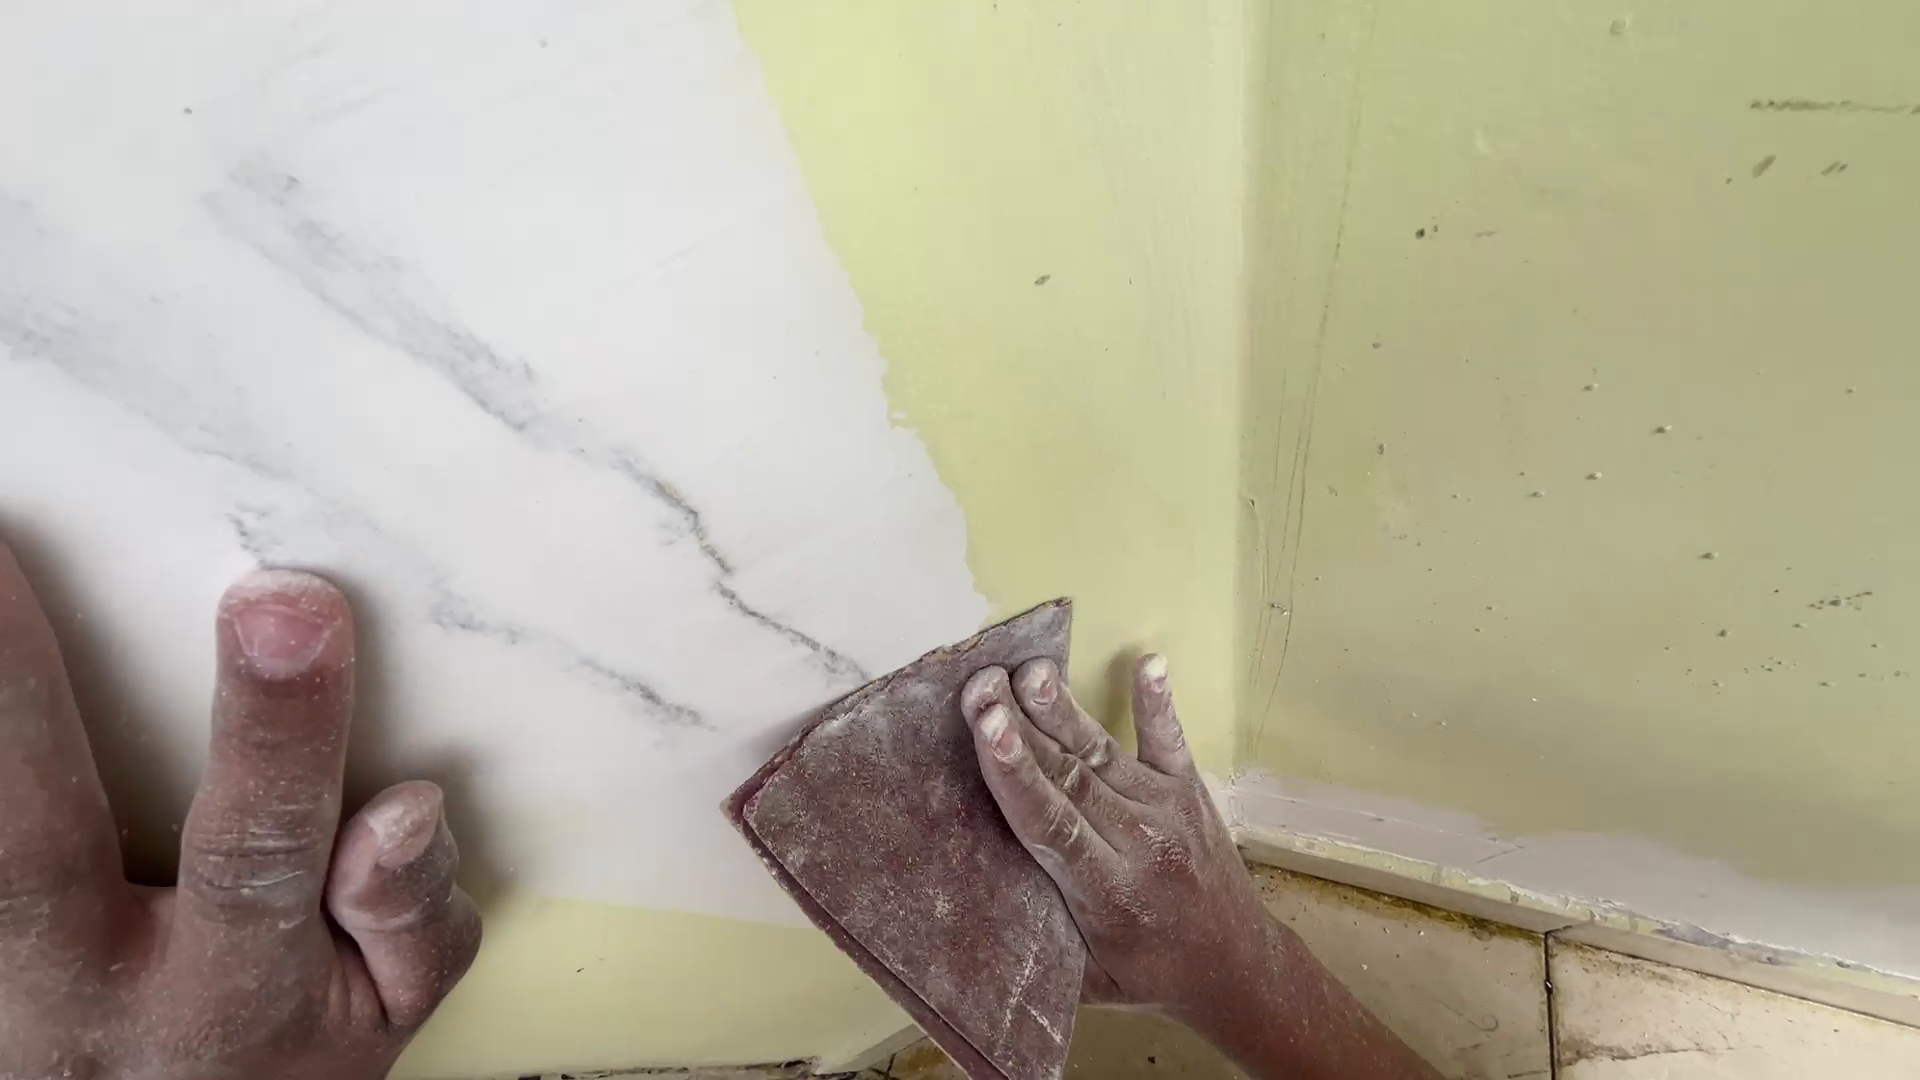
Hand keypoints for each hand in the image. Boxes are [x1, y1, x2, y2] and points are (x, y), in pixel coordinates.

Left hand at [1, 544, 479, 1079]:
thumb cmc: (315, 1048)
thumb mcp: (403, 994)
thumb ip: (412, 909)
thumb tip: (399, 808)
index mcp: (233, 991)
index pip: (261, 843)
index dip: (280, 727)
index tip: (291, 607)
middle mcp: (84, 990)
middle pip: (34, 840)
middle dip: (24, 689)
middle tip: (2, 551)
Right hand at [961, 655, 1438, 1079]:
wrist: (1239, 967)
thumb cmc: (1150, 971)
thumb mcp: (1086, 975)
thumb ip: (1035, 929)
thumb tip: (968, 891)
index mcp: (1107, 891)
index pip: (1051, 822)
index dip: (1015, 772)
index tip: (987, 728)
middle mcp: (1138, 840)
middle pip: (1069, 775)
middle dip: (1021, 727)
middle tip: (983, 685)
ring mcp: (1167, 807)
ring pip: (1102, 750)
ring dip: (1063, 708)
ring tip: (1029, 671)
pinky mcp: (1189, 787)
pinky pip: (1167, 738)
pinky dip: (1155, 701)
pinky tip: (1147, 662)